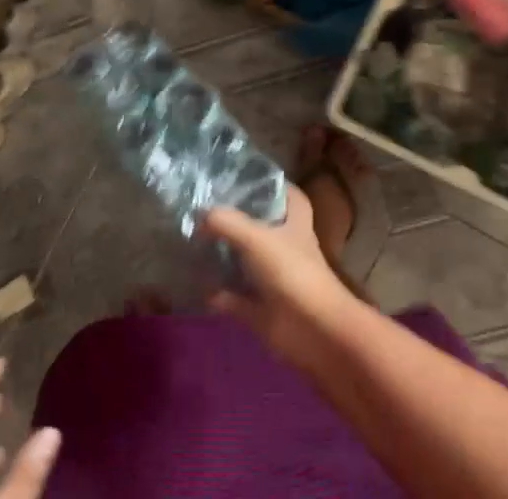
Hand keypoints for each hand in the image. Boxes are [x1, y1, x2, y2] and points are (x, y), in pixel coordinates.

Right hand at [204, 185, 358, 370]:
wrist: (313, 330)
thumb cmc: (292, 272)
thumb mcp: (256, 237)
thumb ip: (225, 221)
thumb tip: (199, 214)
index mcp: (295, 225)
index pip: (290, 197)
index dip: (273, 186)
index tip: (245, 177)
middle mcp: (287, 249)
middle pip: (262, 228)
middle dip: (238, 220)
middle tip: (205, 208)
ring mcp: (275, 280)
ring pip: (247, 263)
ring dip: (225, 256)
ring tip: (194, 240)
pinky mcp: (263, 309)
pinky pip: (235, 298)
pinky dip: (218, 294)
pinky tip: (197, 284)